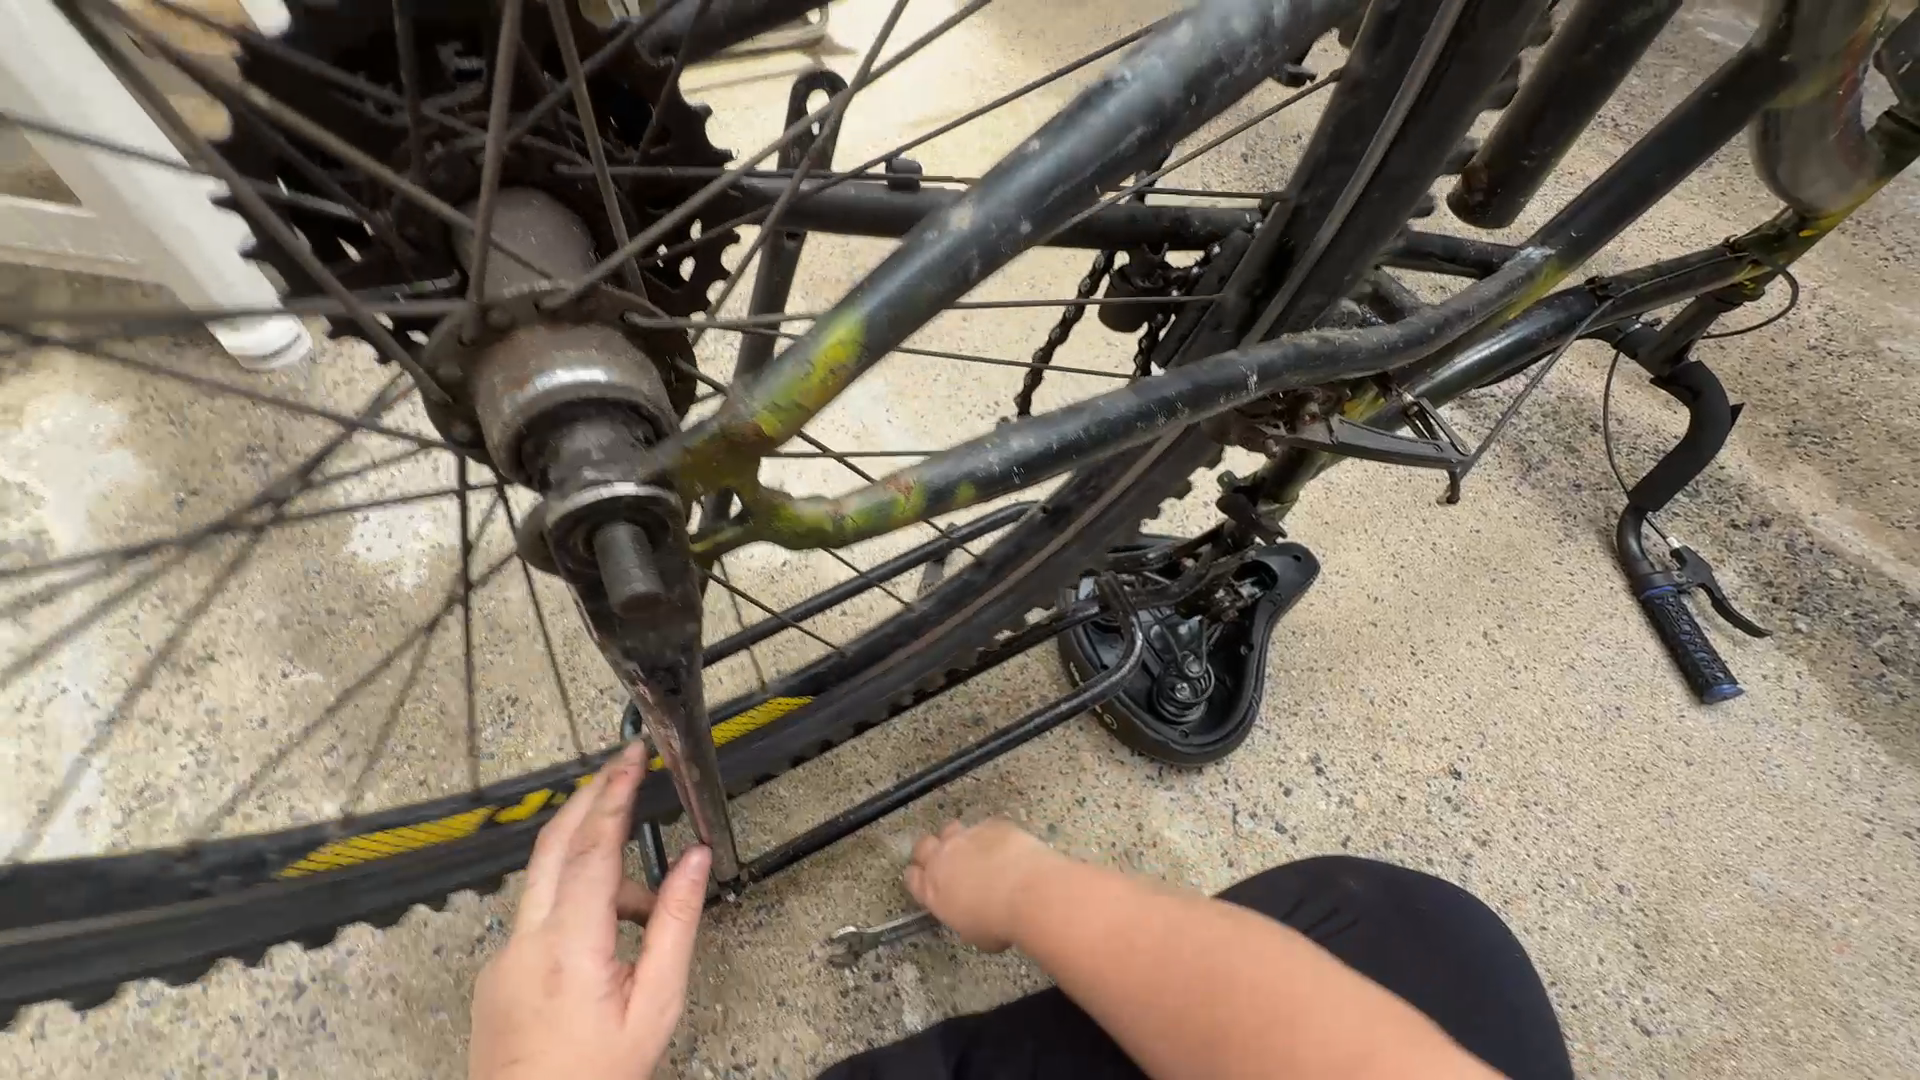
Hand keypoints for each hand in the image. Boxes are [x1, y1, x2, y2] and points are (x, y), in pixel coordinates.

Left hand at [469, 743, 710, 1079]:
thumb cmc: (598, 1077)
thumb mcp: (657, 1003)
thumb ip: (678, 922)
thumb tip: (696, 858)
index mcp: (569, 948)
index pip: (592, 849)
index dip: (613, 796)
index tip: (631, 758)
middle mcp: (524, 942)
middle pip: (553, 843)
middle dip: (590, 795)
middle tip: (624, 764)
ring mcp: (504, 955)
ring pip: (550, 878)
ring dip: (597, 867)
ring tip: (644, 913)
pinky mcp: (498, 970)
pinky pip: (542, 912)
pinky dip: (580, 902)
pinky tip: (610, 942)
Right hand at [904, 819, 1060, 951]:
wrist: (1028, 892)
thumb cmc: (1000, 923)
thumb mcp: (974, 933)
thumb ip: (964, 915)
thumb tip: (973, 912)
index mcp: (933, 890)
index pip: (912, 877)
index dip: (919, 878)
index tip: (927, 881)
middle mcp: (943, 858)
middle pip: (923, 846)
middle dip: (931, 850)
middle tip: (946, 860)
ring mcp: (966, 836)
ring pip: (951, 829)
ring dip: (957, 838)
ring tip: (974, 850)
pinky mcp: (990, 824)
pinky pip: (984, 826)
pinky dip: (990, 836)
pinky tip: (1005, 847)